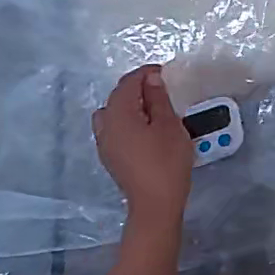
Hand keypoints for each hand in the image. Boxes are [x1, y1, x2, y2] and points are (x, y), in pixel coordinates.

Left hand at [92, 65, 192, 224]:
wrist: (155, 202)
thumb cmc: (166, 160)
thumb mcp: (169, 124)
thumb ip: (158, 98)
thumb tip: (151, 79)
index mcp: (118, 115)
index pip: (127, 84)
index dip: (145, 73)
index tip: (163, 71)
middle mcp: (105, 126)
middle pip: (116, 97)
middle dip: (137, 87)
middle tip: (161, 87)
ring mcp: (105, 143)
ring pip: (112, 113)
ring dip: (129, 104)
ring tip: (151, 107)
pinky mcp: (110, 156)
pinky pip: (114, 128)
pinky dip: (127, 119)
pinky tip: (144, 127)